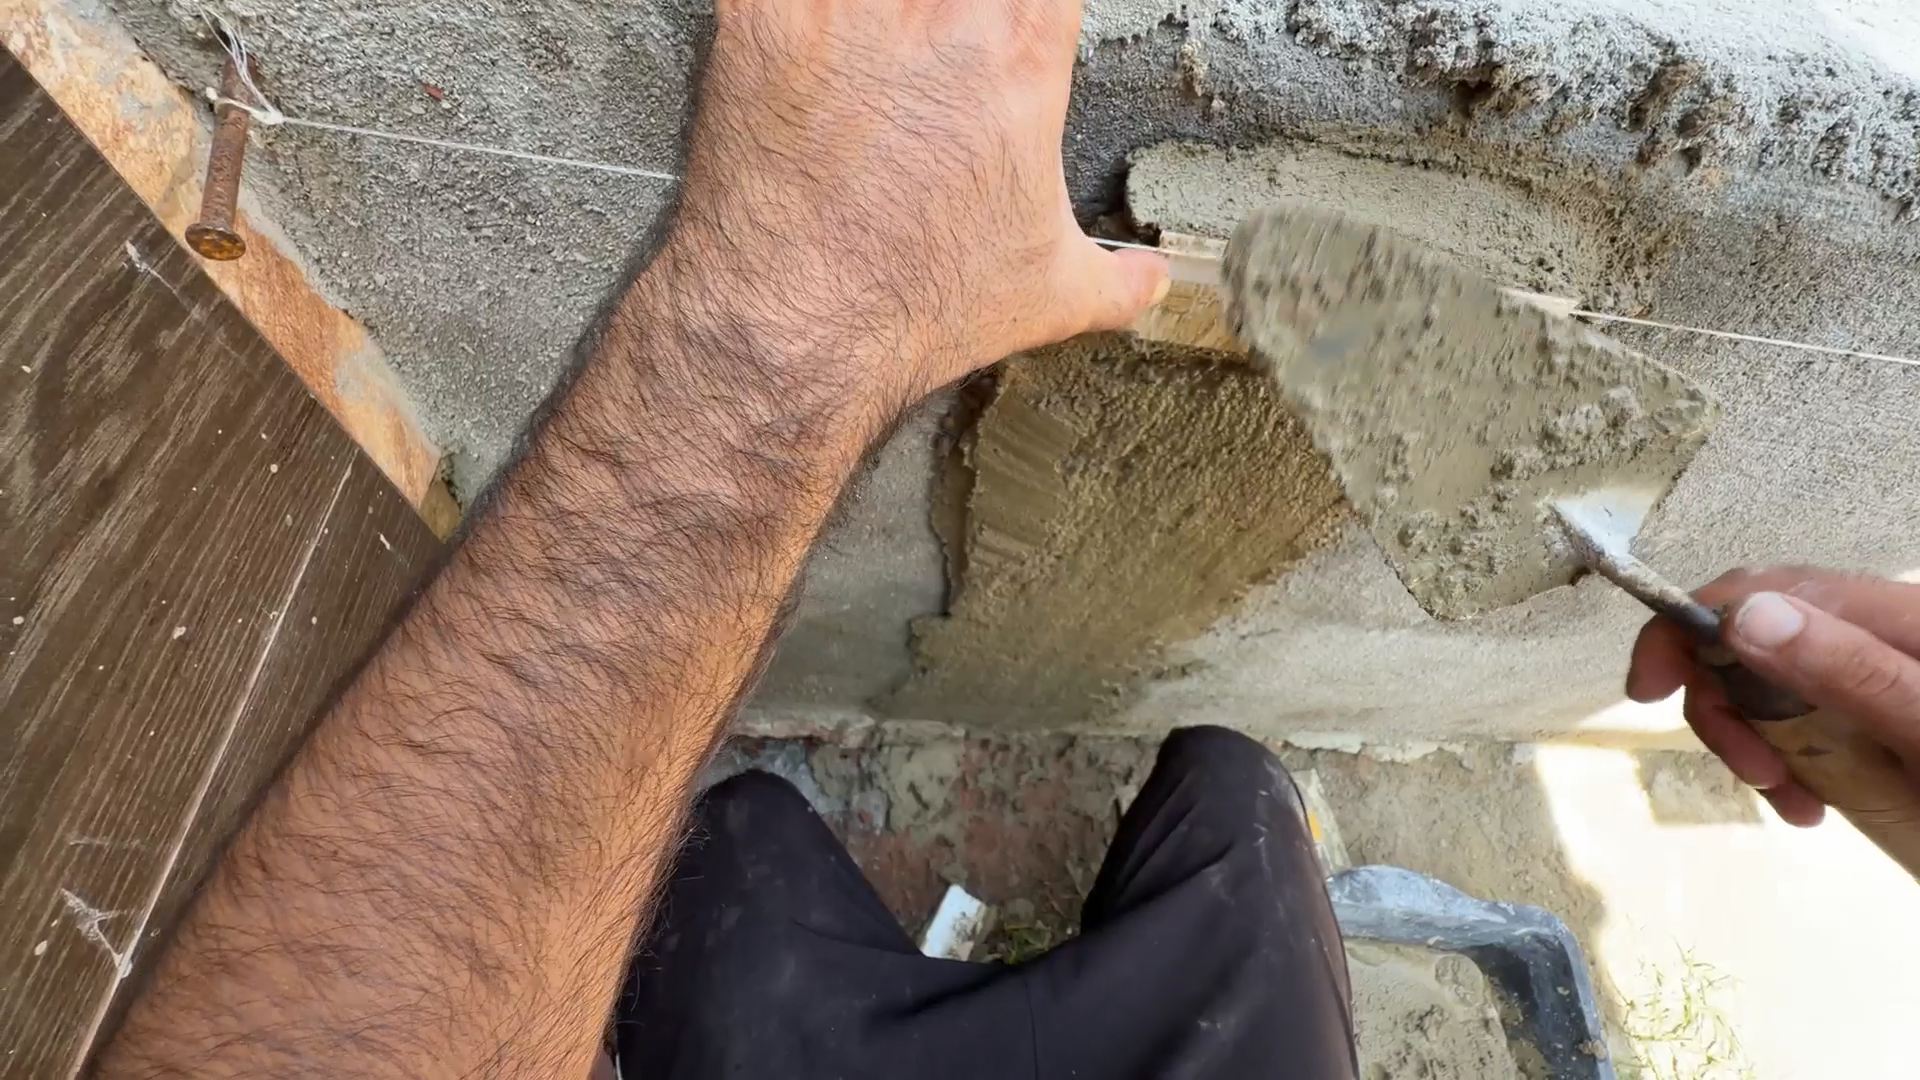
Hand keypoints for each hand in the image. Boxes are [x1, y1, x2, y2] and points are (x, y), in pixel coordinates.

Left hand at [661, 0, 1168, 413]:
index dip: (1031, 8)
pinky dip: (795, 12)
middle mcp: (942, 13)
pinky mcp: (765, 25)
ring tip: (882, 68)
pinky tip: (810, 44)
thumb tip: (1154, 283)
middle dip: (956, 18)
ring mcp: (847, 10)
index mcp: (1020, 59)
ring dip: (885, 16)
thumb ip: (1118, 281)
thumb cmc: (926, 309)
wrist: (806, 331)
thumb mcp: (1052, 299)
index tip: (1018, 28)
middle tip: (941, 55)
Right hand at [1627, 568, 1919, 827]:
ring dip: (1752, 740)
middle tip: (1753, 775)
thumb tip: (1740, 614)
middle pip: (1752, 640)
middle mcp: (1890, 637)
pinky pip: (1800, 718)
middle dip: (1725, 704)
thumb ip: (1857, 672)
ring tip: (1790, 801)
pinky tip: (1809, 798)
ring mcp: (1887, 678)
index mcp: (1907, 622)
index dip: (1685, 627)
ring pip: (1767, 684)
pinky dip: (1783, 756)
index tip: (1649, 690)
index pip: (1761, 590)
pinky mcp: (1884, 715)